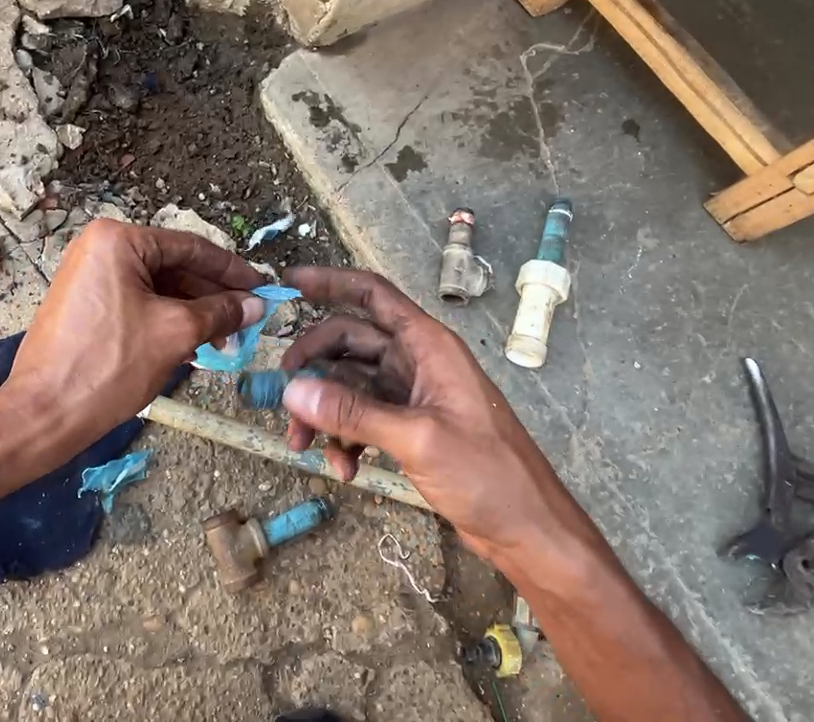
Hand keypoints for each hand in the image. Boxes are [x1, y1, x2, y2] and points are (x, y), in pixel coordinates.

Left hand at [3, 220, 267, 444]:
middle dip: (212, 296)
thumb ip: (220, 312)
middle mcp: (99, 248)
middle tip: (247, 321)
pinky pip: (136, 303)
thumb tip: (255, 305)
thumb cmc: (109, 365)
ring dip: (192, 313)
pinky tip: (193, 346)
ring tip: (224, 342)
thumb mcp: (175, 333)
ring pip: (156, 288)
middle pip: (173, 267)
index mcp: (117, 240)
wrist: (44, 413)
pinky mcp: (84, 304)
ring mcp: (88, 275)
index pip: (190, 247)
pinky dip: (166, 321)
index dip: (231, 270)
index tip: (262, 287)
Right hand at [278, 267, 586, 568]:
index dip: (330, 282)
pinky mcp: (406, 426)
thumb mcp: (417, 439)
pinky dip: (344, 438)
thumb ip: (352, 412)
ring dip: (323, 411)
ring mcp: (410, 394)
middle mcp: (416, 361)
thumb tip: (292, 389)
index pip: (373, 294)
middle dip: (312, 367)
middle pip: (348, 342)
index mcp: (428, 345)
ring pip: (348, 384)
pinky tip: (344, 468)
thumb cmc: (489, 476)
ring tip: (304, 446)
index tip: (289, 281)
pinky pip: (359, 417)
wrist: (529, 532)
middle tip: (284, 396)